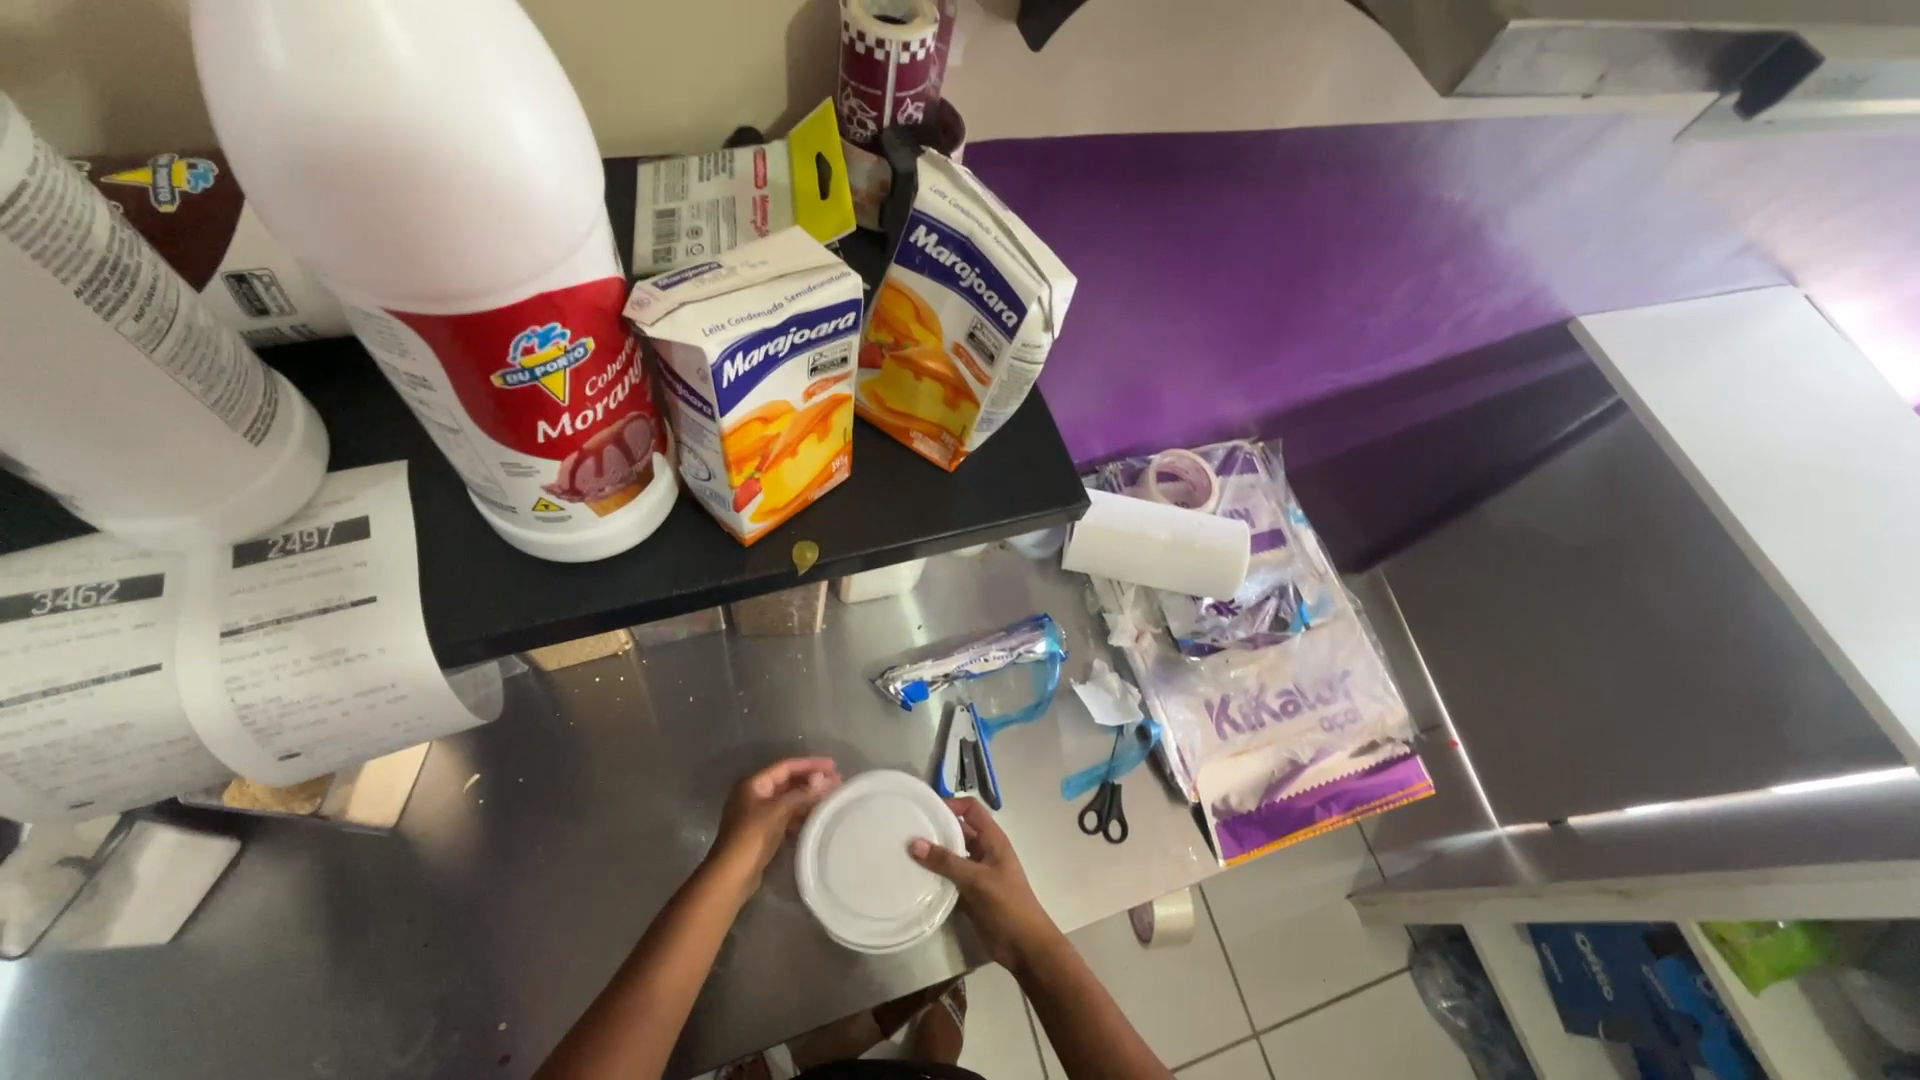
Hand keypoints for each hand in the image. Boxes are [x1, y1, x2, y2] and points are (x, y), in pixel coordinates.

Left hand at [711, 757, 840, 889]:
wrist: (731, 875)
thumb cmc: (751, 838)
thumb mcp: (777, 812)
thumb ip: (801, 794)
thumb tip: (823, 780)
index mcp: (754, 784)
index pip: (786, 766)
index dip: (810, 764)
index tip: (833, 765)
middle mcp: (756, 795)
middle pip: (788, 782)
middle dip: (812, 781)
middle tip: (837, 781)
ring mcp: (759, 814)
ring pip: (789, 800)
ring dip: (809, 798)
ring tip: (832, 798)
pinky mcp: (764, 831)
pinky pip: (787, 816)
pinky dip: (801, 814)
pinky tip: (817, 817)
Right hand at [910, 797, 1062, 971]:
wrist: (1023, 946)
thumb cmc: (1007, 904)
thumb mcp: (976, 879)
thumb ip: (946, 861)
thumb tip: (914, 842)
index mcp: (993, 839)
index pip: (971, 809)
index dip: (951, 804)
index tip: (924, 809)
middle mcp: (984, 851)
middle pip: (958, 831)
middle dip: (935, 830)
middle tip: (905, 831)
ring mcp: (976, 873)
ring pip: (951, 856)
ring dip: (933, 855)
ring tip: (903, 853)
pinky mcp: (969, 893)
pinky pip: (948, 878)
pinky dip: (934, 876)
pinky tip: (914, 878)